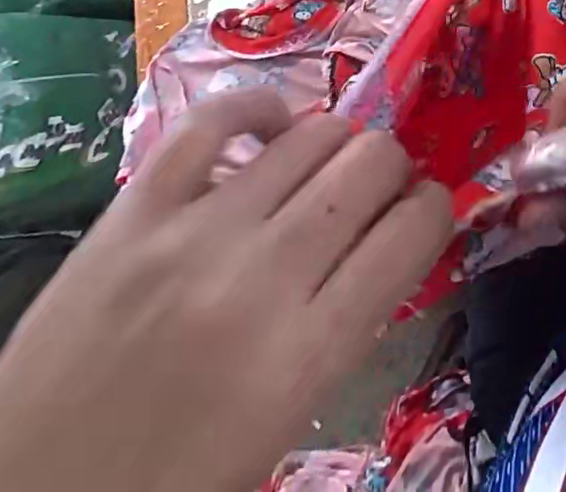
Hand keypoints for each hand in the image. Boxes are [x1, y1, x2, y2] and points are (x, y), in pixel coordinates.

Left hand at [0, 87, 451, 491]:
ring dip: (341, 143)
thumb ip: (351, 322)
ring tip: (326, 168)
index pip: (415, 229)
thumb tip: (389, 238)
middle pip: (372, 164)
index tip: (423, 213)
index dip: (435, 207)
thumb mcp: (292, 419)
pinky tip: (272, 128)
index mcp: (309, 351)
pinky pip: (211, 122)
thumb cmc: (175, 486)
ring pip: (312, 135)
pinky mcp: (130, 214)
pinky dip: (258, 111)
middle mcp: (261, 277)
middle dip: (393, 169)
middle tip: (376, 193)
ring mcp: (191, 235)